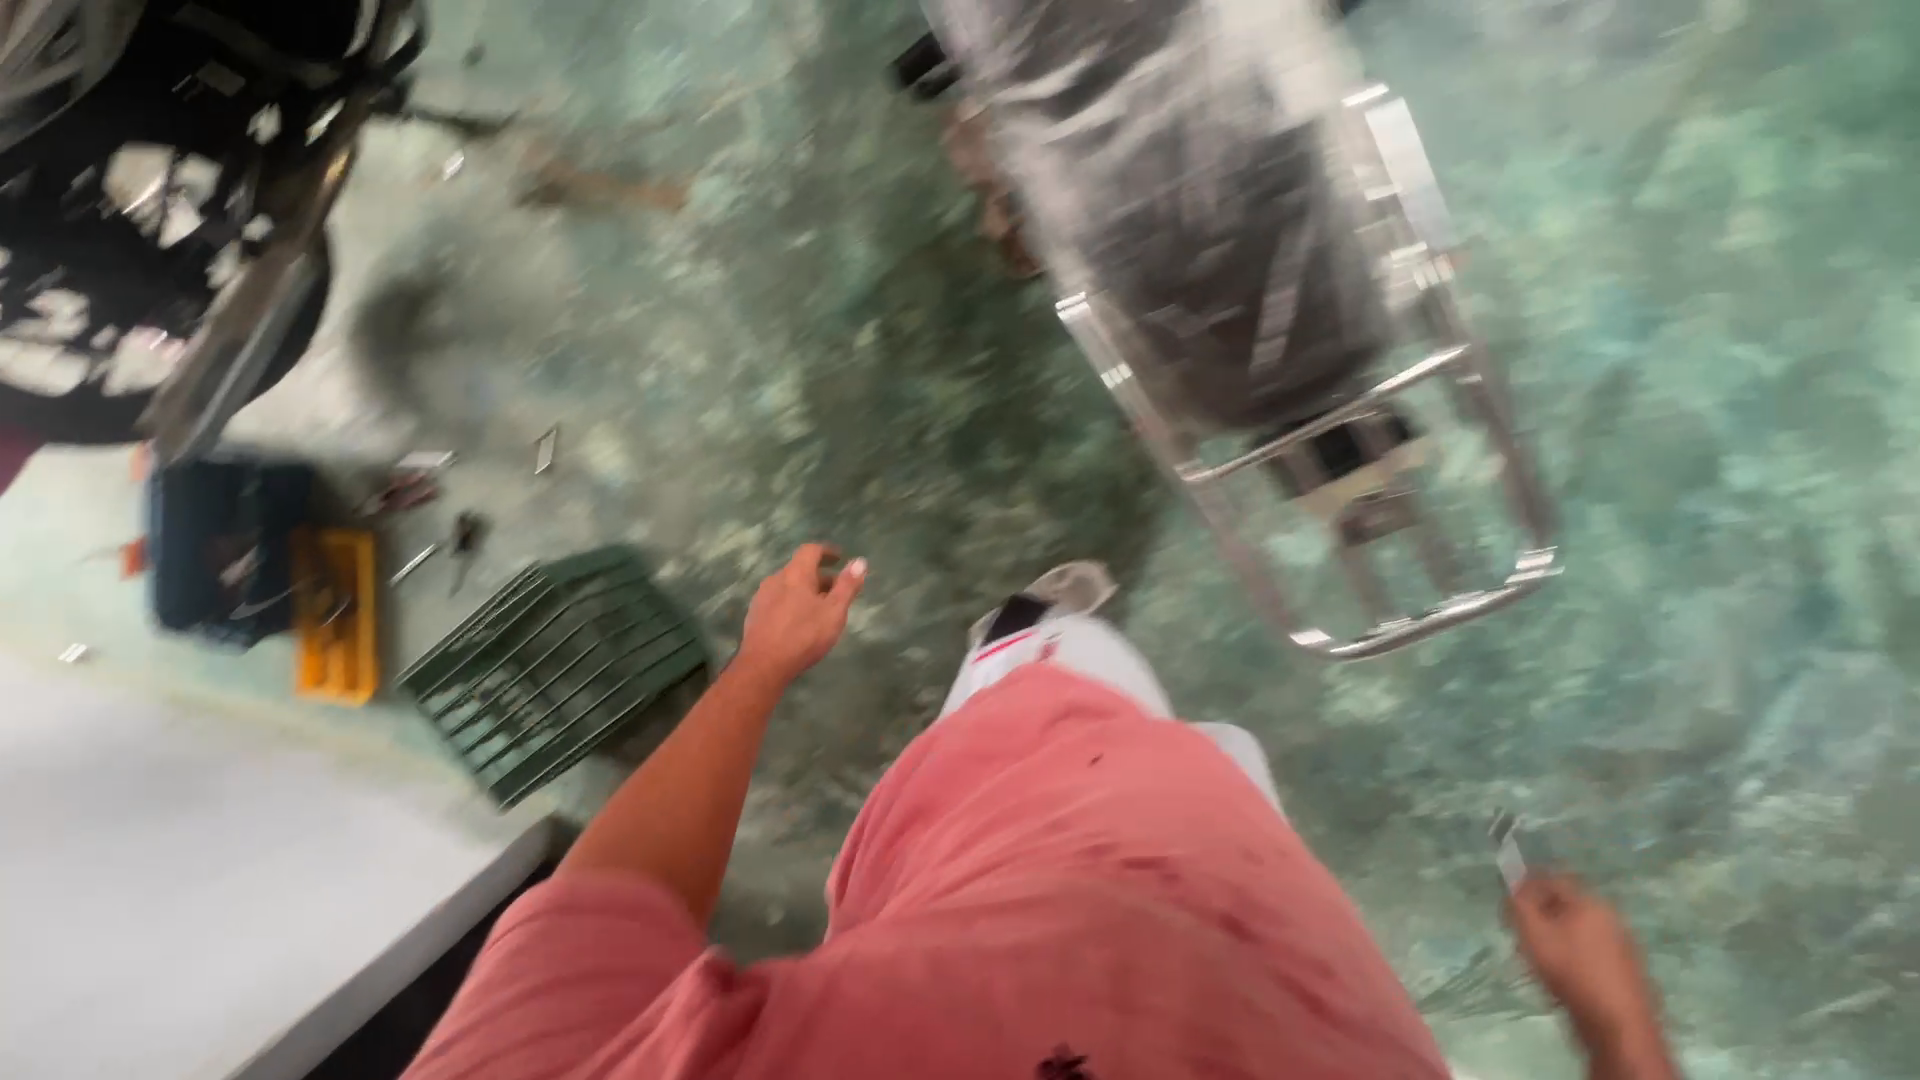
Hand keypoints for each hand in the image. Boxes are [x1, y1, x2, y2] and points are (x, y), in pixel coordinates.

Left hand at [735, 544, 865, 684]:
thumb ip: (847, 586)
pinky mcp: (755, 615)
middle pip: (799, 569)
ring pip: (788, 585)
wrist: (764, 665)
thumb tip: (860, 561)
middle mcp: (776, 579)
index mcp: (795, 574)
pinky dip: (792, 602)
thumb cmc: (804, 635)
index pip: (811, 550)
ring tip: (819, 608)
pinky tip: (798, 621)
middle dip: (820, 576)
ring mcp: (762, 597)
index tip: (840, 559)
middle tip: (836, 590)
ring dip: (805, 590)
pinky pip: (777, 600)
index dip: (827, 552)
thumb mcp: (834, 611)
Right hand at [1508, 875, 1660, 1040]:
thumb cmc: (1569, 970)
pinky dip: (1572, 953)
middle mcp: (1611, 919)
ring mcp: (1623, 946)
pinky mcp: (1625, 971)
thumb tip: (1513, 882)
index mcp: (1590, 904)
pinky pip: (1590, 950)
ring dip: (1554, 934)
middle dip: (1539, 913)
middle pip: (1566, 905)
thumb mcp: (1531, 931)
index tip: (1509, 899)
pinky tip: (1560, 972)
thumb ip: (1518, 902)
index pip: (1552, 880)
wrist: (1617, 1024)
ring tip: (1535, 954)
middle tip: (1519, 928)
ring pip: (1577, 929)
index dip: (1526, 884)